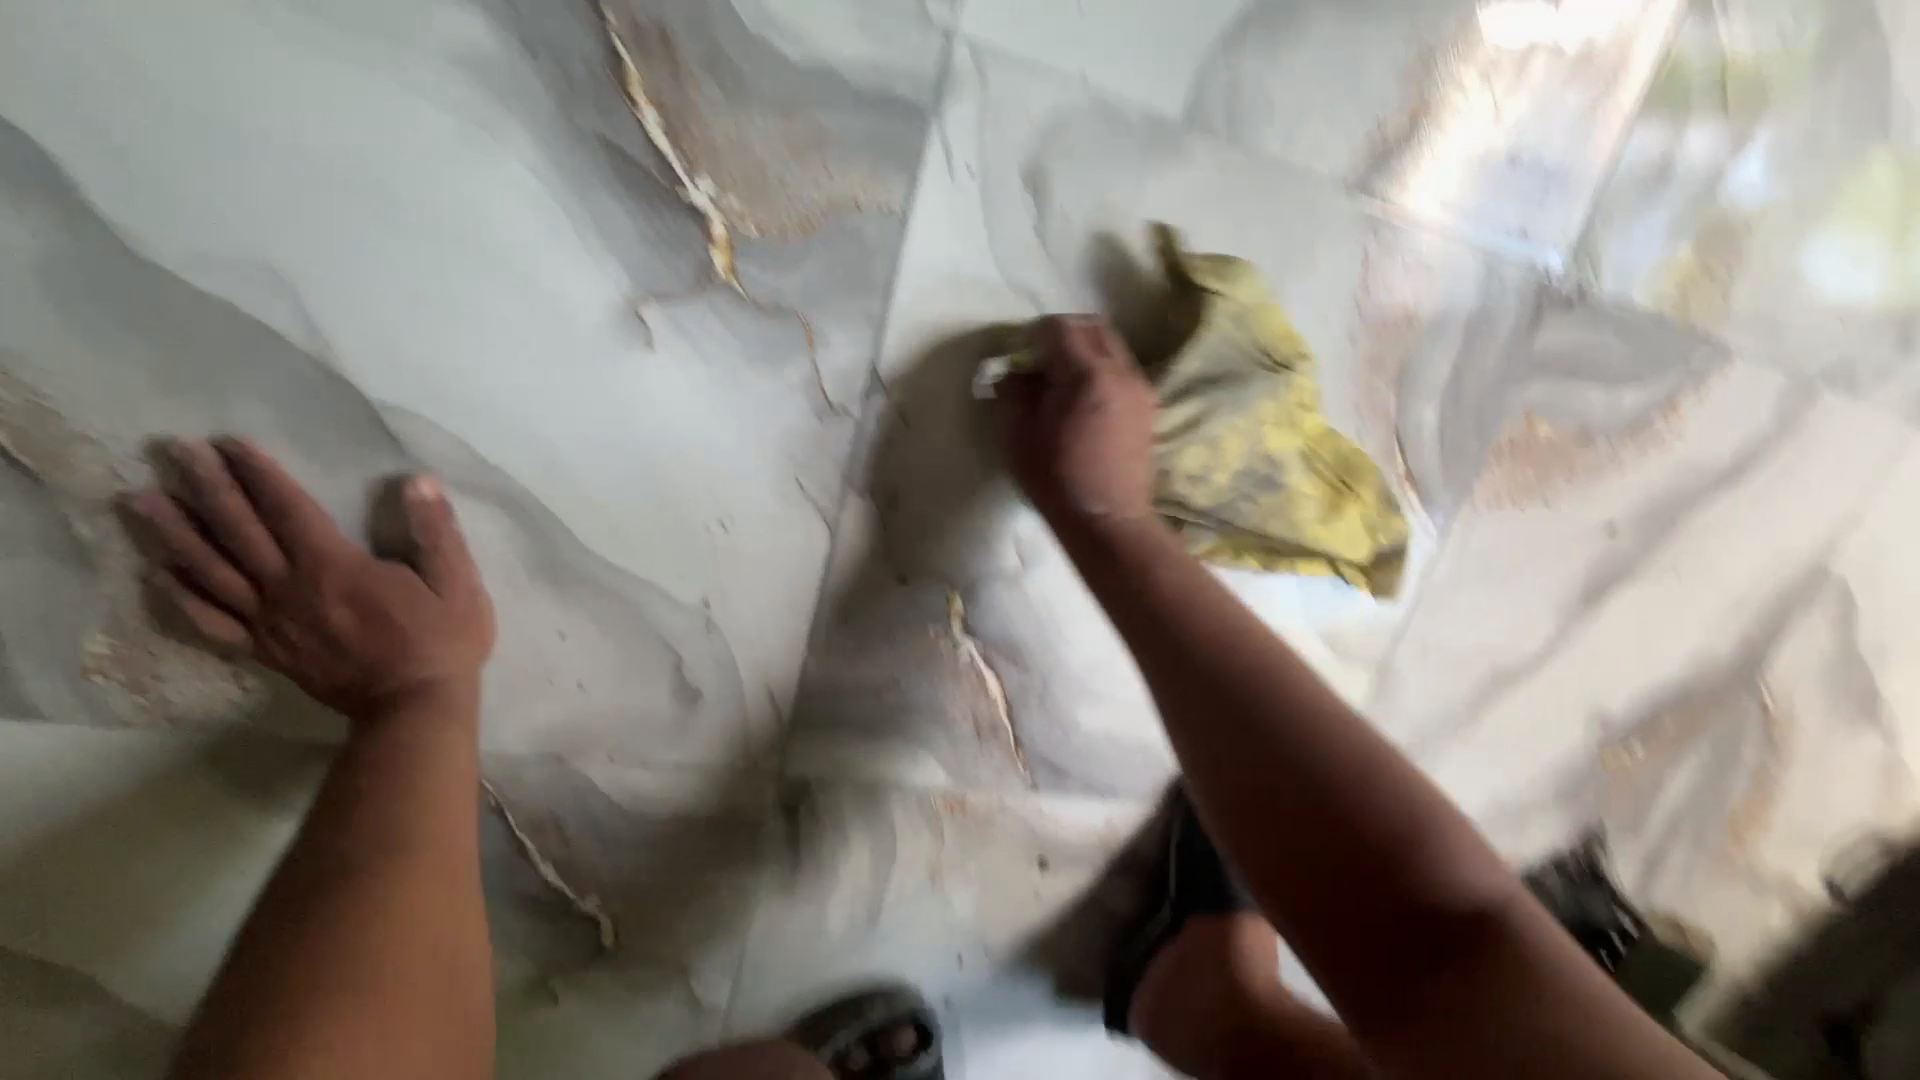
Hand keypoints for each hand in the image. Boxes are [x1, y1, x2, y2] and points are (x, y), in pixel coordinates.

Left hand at [120, 438, 495, 721]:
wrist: (415, 707)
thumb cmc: (442, 642)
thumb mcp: (458, 584)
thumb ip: (437, 532)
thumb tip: (420, 482)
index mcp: (336, 567)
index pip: (289, 509)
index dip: (260, 474)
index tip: (230, 442)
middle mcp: (291, 589)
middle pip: (240, 532)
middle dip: (209, 488)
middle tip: (174, 451)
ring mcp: (273, 623)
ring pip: (211, 572)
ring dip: (175, 534)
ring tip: (141, 500)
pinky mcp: (269, 652)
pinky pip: (213, 622)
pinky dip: (182, 597)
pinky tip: (160, 576)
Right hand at [999, 315, 1158, 532]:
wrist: (1107, 521)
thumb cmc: (1057, 481)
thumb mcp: (1020, 436)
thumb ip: (1016, 394)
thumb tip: (1015, 372)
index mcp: (1086, 375)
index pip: (1060, 328)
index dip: (1034, 334)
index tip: (1020, 354)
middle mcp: (1121, 372)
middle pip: (1093, 327)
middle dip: (1064, 332)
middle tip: (1041, 357)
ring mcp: (1140, 388)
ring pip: (1113, 345)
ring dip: (1086, 349)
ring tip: (1063, 379)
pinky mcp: (1148, 406)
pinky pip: (1123, 369)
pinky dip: (1102, 369)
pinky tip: (1084, 398)